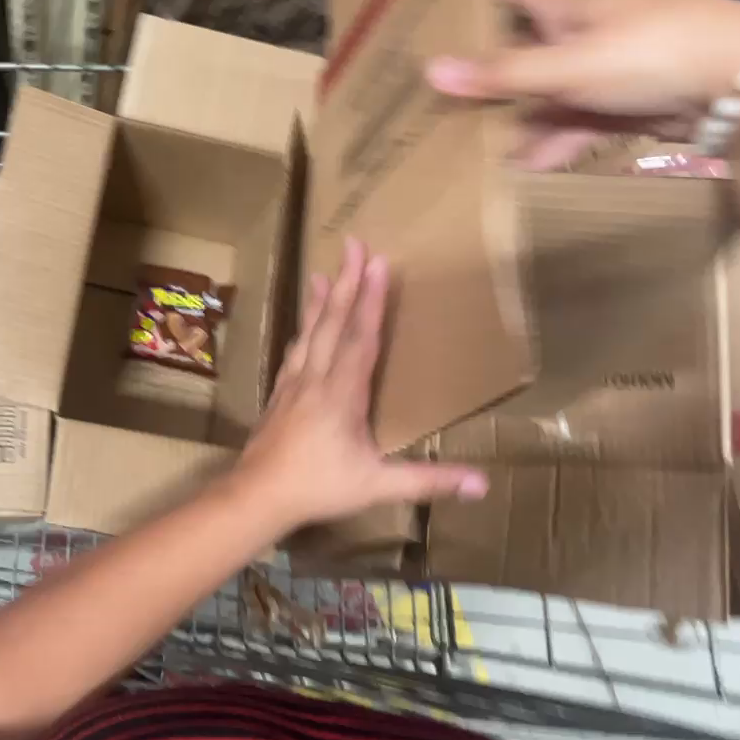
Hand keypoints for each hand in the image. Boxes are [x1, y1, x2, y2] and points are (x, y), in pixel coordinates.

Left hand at [228, 237, 487, 525]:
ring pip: (309, 334)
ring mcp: (293, 385)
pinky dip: (302, 331)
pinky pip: (294, 353)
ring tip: (324, 273)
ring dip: (320, 302)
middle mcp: (315, 380)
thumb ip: (428, 481)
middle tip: (353, 245)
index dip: (372, 300)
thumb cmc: (317, 488)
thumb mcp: (376, 487)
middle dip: (347, 283)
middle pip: (332, 323)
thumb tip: (483, 484)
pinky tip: (303, 326)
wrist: (256, 495)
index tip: (378, 263)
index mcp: (341, 394)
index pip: (360, 338)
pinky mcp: (279, 396)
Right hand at [427, 0, 739, 169]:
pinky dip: (554, 142)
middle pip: (529, 48)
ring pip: (549, 93)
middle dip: (494, 69)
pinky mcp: (629, 102)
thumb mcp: (567, 66)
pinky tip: (529, 165)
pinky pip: (578, 121)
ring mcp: (610, 69)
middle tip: (455, 83)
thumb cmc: (651, 55)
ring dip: (520, 120)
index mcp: (574, 8)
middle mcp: (589, 33)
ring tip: (483, 148)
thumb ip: (502, 74)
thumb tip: (431, 70)